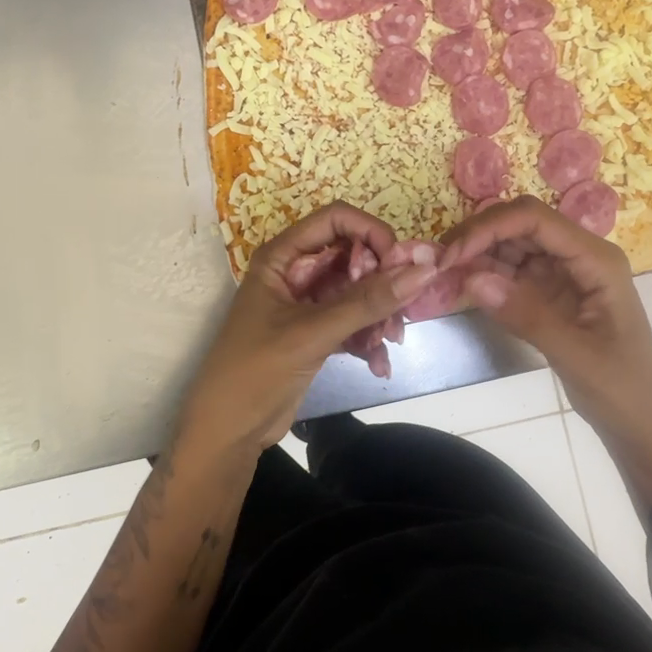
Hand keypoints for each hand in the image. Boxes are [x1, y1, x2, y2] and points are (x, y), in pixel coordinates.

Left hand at [179, 202, 437, 452]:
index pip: (336, 220)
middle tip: (400, 313)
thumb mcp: (312, 333)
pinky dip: (369, 338)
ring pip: (359, 291)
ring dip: (379, 315)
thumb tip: (423, 269)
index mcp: (282, 257)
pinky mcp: (316, 333)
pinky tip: (378, 365)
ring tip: (388, 344)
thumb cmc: (256, 370)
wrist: (228, 431)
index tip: (399, 264)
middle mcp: (295, 272)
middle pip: (353, 256)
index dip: (371, 233)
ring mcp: (307, 304)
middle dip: (382, 282)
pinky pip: (354, 321)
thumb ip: (367, 301)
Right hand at [440, 196, 651, 441]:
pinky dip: (484, 274)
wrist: (641, 427)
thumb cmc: (622, 390)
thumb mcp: (576, 356)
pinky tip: (460, 285)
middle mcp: (579, 257)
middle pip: (519, 225)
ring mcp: (563, 274)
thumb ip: (526, 315)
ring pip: (511, 245)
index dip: (488, 228)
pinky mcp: (549, 293)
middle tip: (437, 262)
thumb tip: (472, 279)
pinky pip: (511, 271)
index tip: (451, 255)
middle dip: (477, 236)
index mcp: (596, 260)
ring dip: (476, 253)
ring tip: (440, 272)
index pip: (534, 219)